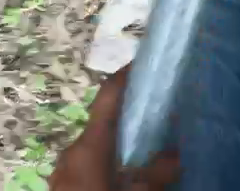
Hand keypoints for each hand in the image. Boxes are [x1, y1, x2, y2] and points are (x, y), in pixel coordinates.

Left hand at [48, 68, 180, 190]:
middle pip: (104, 121)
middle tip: (160, 113)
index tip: (150, 61)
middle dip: (131, 115)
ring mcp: (63, 174)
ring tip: (148, 147)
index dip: (128, 73)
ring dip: (120, 143)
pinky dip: (109, 163)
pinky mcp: (63, 190)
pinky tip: (127, 175)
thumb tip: (176, 153)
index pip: (108, 93)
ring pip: (97, 146)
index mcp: (88, 144)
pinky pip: (89, 166)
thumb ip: (158, 171)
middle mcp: (71, 152)